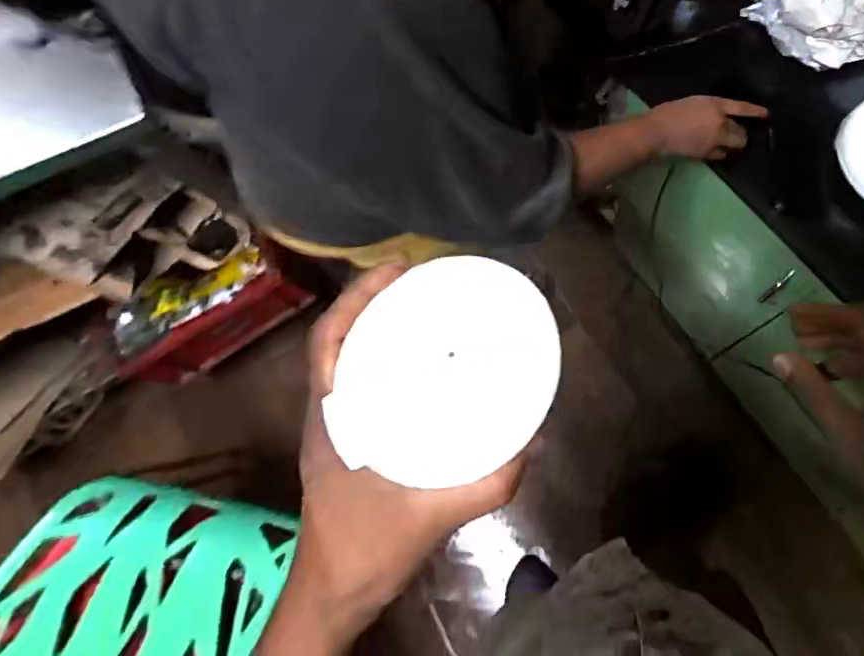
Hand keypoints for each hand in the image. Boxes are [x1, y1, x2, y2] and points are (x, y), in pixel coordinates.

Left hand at [262, 263, 527, 651]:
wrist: (333, 596)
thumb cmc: (367, 549)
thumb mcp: (435, 515)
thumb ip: (490, 482)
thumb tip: (536, 438)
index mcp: (333, 419)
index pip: (328, 342)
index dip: (358, 296)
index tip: (398, 267)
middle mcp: (328, 412)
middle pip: (338, 337)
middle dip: (373, 297)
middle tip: (422, 274)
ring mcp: (334, 424)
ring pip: (346, 355)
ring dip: (376, 322)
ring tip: (422, 301)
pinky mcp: (346, 437)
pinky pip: (360, 379)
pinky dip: (383, 354)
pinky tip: (421, 356)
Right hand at [644, 95, 768, 160]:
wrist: (656, 132)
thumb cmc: (669, 112)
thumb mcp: (693, 102)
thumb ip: (710, 108)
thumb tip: (720, 117)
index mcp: (714, 105)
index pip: (741, 108)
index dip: (755, 111)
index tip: (766, 114)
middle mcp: (719, 122)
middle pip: (740, 131)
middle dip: (741, 132)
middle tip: (735, 132)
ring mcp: (715, 140)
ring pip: (734, 144)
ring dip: (733, 143)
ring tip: (725, 142)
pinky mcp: (707, 154)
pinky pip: (721, 154)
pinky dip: (720, 152)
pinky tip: (714, 150)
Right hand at [773, 303, 863, 560]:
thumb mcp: (849, 437)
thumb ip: (813, 392)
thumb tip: (780, 357)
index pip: (861, 320)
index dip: (824, 314)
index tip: (792, 316)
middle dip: (832, 325)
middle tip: (796, 331)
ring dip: (845, 342)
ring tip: (809, 350)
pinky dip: (862, 359)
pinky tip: (837, 373)